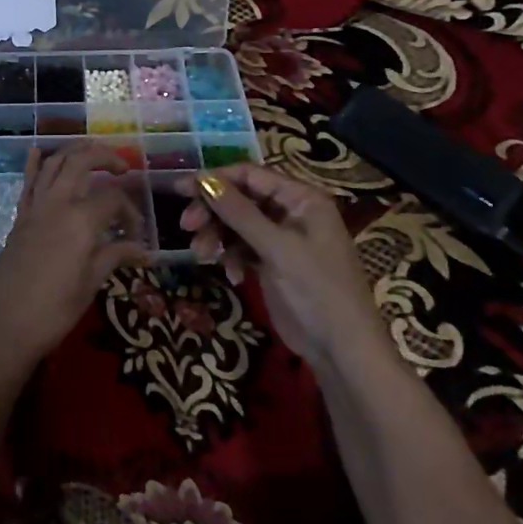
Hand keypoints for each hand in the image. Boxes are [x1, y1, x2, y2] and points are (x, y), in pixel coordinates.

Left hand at [0, 144, 147, 363]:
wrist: (6, 322)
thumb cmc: (55, 308)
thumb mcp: (92, 282)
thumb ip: (115, 255)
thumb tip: (143, 250)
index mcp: (80, 219)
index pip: (113, 198)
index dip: (130, 212)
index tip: (137, 236)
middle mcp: (57, 203)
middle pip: (81, 161)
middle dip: (105, 157)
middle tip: (123, 168)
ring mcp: (34, 208)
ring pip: (53, 164)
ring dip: (73, 152)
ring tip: (92, 153)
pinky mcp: (19, 218)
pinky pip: (28, 183)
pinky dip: (34, 164)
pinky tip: (37, 151)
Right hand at [176, 166, 385, 364]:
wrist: (341, 348)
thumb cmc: (318, 290)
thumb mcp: (277, 249)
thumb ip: (239, 213)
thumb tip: (203, 179)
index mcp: (302, 199)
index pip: (250, 175)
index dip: (214, 179)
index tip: (181, 189)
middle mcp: (291, 212)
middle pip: (239, 199)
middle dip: (212, 212)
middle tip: (186, 227)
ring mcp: (281, 238)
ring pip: (236, 224)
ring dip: (216, 236)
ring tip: (203, 255)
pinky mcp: (272, 262)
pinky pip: (241, 247)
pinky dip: (231, 257)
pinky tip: (233, 276)